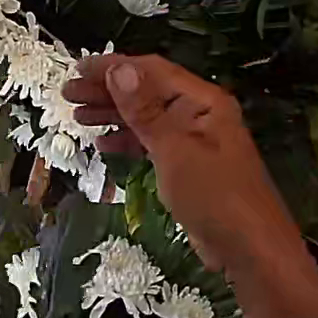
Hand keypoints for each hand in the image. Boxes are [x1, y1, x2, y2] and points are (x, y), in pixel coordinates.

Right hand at [65, 54, 298, 272]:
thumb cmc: (214, 196)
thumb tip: (119, 68)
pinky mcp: (185, 164)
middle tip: (68, 94)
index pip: (151, 71)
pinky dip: (127, 140)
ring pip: (145, 117)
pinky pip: (150, 142)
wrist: (249, 250)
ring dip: (112, 114)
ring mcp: (191, 140)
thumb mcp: (174, 150)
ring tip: (77, 115)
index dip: (113, 67)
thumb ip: (145, 109)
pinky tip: (103, 144)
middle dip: (106, 90)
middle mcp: (197, 113)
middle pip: (145, 91)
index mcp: (201, 101)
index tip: (77, 70)